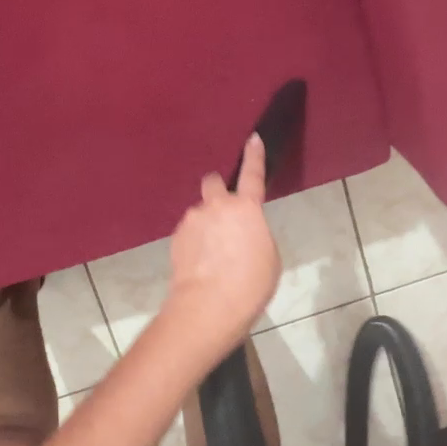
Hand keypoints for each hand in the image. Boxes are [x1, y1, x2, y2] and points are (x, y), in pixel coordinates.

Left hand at [160, 133, 280, 355]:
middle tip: (224, 215)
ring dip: (206, 225)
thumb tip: (243, 234)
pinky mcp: (177, 237)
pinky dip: (194, 242)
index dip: (254, 156)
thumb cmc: (250, 284)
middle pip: (213, 183)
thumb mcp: (269, 257)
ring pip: (200, 213)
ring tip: (213, 256)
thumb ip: (256, 234)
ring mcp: (193, 220)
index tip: (253, 139)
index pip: (253, 174)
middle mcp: (217, 206)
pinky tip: (200, 265)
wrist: (208, 306)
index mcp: (246, 208)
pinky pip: (189, 232)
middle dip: (217, 193)